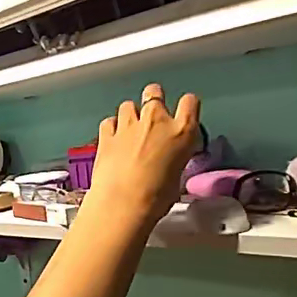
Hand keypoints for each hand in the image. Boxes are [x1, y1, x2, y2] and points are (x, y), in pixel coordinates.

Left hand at [85, 83, 200, 229]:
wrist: (122, 205)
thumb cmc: (154, 199)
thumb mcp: (177, 178)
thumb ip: (174, 160)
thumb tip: (168, 162)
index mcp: (181, 132)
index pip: (190, 102)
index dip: (186, 106)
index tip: (183, 113)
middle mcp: (156, 121)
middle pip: (154, 92)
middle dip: (153, 100)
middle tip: (151, 116)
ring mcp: (129, 125)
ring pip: (128, 104)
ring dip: (130, 114)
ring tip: (130, 131)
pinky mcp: (106, 135)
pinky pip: (109, 121)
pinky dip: (111, 127)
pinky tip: (113, 139)